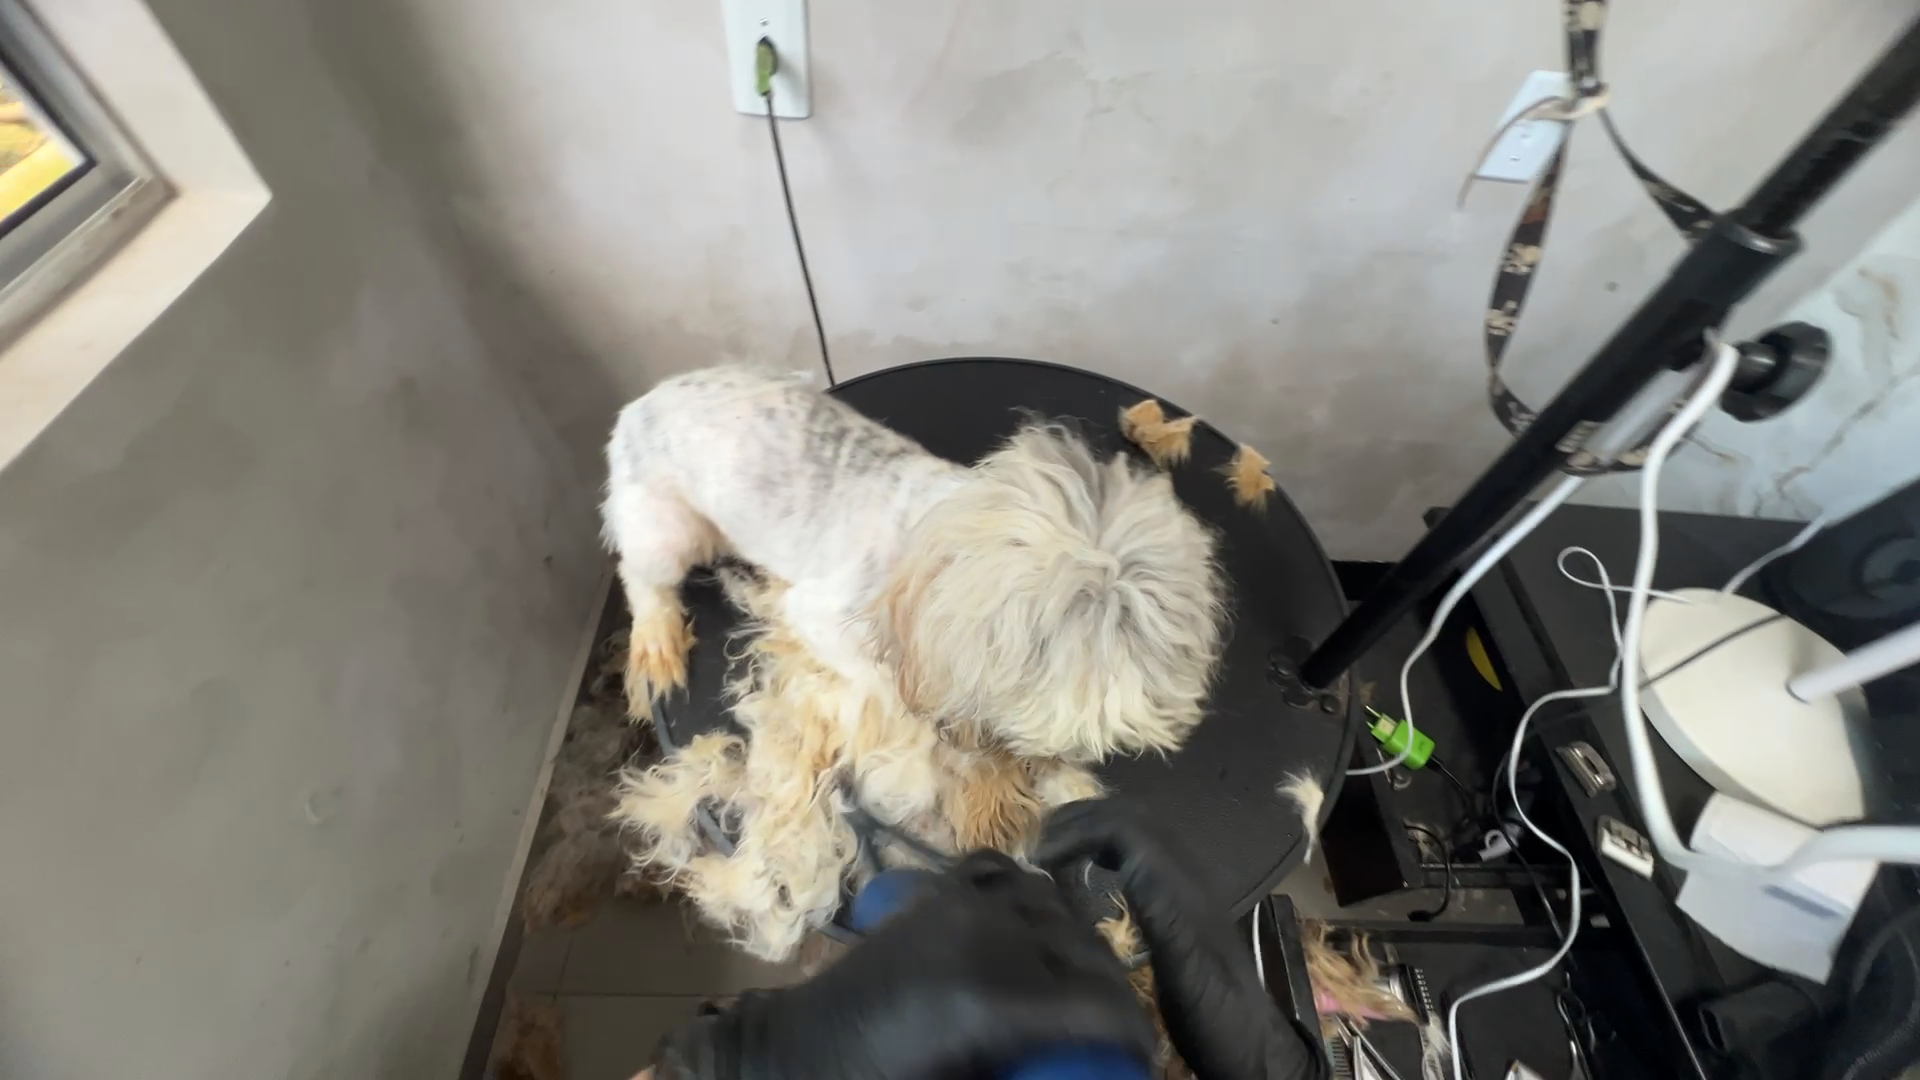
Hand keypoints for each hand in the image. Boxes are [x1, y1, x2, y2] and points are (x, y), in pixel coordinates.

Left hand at [651, 850, 1155, 1079]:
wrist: (803, 1047)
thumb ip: (1024, 1068)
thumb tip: (1077, 1064)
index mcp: (993, 1006)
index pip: (1099, 1004)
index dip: (1134, 1029)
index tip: (1140, 1051)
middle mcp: (987, 939)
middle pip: (1083, 951)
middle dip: (1111, 987)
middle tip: (1115, 1020)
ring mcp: (960, 904)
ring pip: (1050, 903)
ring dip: (1075, 936)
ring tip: (1078, 972)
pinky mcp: (938, 891)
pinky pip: (1001, 871)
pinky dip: (1027, 888)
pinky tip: (1030, 915)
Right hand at [1036, 799, 1320, 1079]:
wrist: (1254, 1045)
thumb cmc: (1214, 1015)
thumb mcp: (1184, 970)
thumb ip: (1161, 914)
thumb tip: (1128, 861)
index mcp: (1180, 883)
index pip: (1124, 827)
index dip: (1077, 832)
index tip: (1042, 858)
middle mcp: (1184, 870)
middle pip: (1128, 816)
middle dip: (1079, 820)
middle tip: (1039, 844)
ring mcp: (1184, 879)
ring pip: (1134, 826)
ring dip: (1090, 826)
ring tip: (1056, 847)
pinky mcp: (1179, 894)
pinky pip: (1138, 847)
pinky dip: (1104, 843)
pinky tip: (1091, 864)